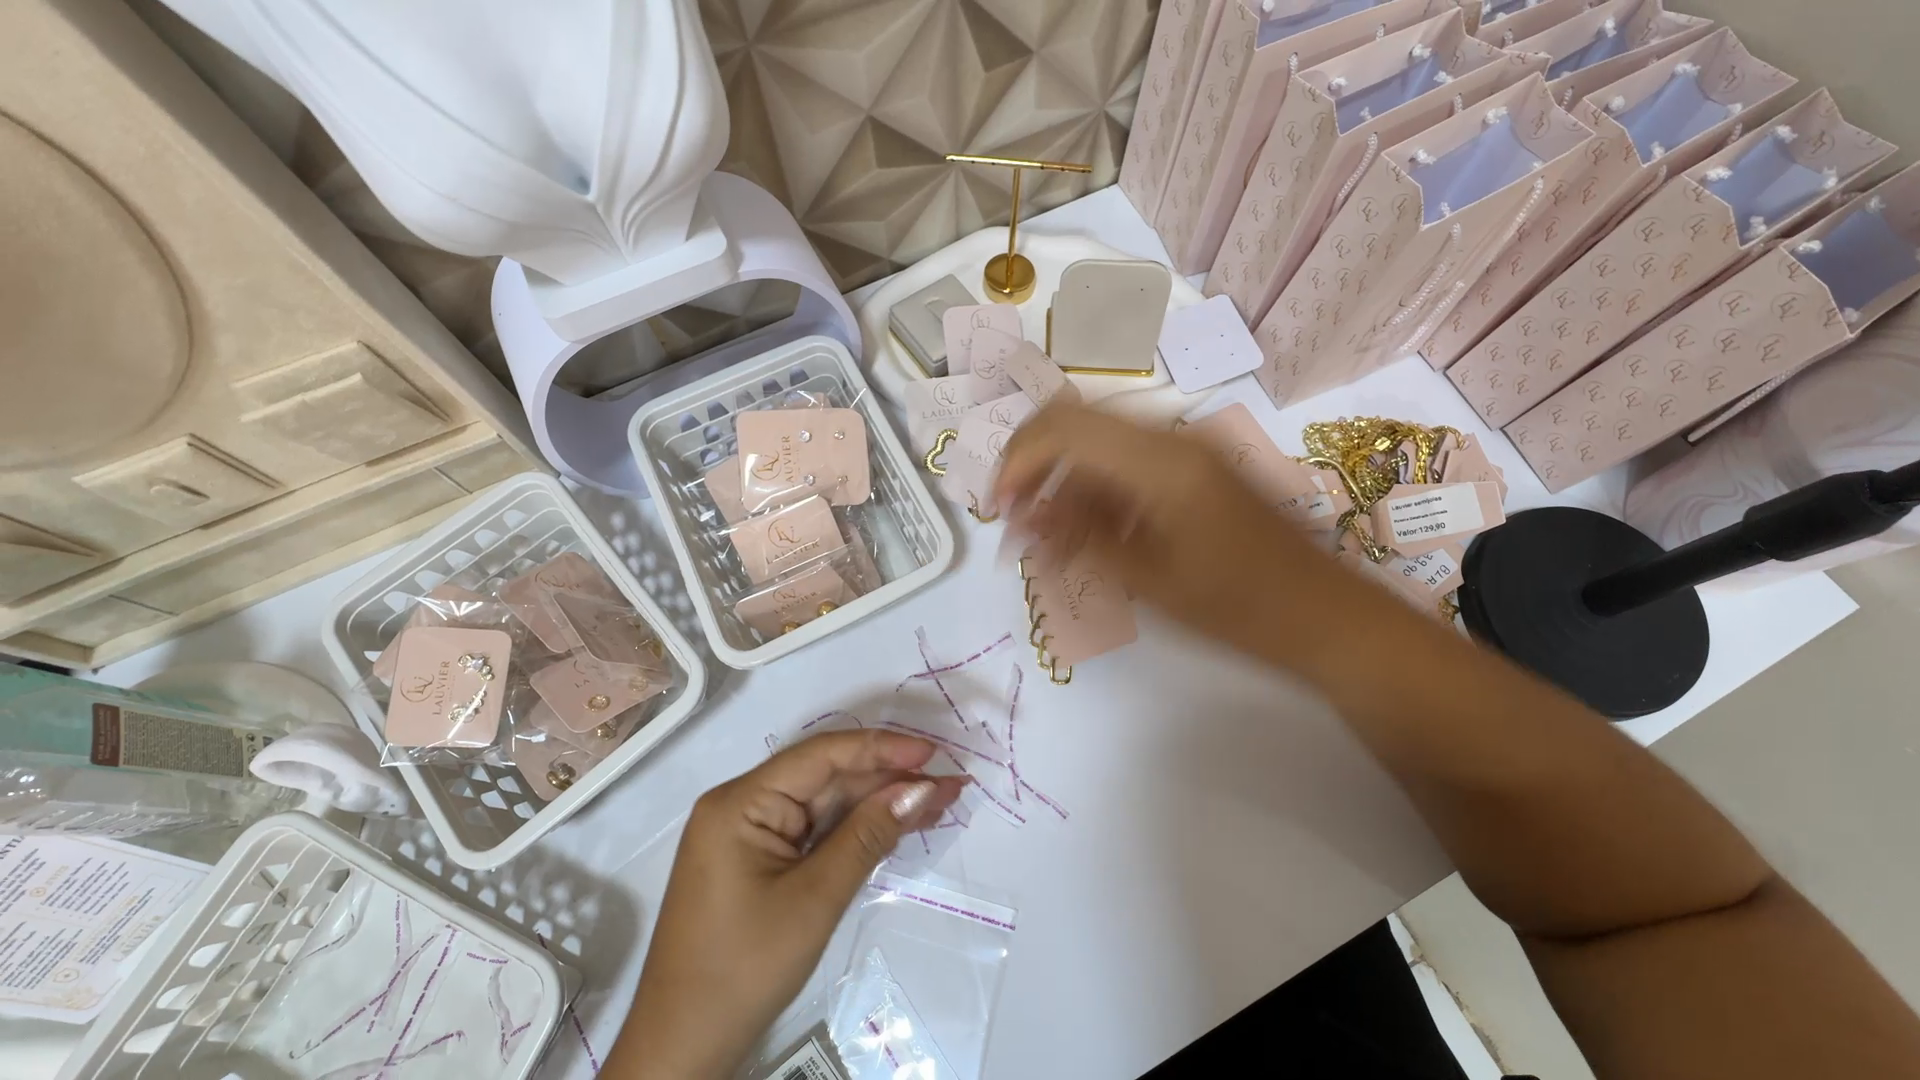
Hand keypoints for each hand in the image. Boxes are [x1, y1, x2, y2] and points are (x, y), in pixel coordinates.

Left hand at [606, 731, 965, 1079]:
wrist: (685, 1043)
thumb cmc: (745, 967)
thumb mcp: (815, 898)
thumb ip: (867, 835)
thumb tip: (918, 790)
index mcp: (741, 802)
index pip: (820, 756)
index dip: (880, 748)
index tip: (931, 755)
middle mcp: (742, 806)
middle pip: (825, 778)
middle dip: (888, 780)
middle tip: (949, 785)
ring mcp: (749, 836)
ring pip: (823, 806)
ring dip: (878, 804)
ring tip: (938, 802)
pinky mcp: (758, 862)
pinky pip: (813, 833)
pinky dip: (854, 831)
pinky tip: (897, 826)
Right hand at [993, 404, 1386, 661]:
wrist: (1328, 615)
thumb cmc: (1242, 607)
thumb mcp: (1149, 580)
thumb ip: (1078, 540)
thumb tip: (1020, 517)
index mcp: (1160, 460)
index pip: (1062, 426)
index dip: (1016, 460)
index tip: (997, 509)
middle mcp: (1171, 439)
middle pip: (1076, 424)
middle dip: (1034, 467)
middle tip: (1015, 522)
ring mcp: (1186, 451)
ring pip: (1098, 443)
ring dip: (1062, 481)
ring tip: (1047, 538)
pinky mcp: (1195, 470)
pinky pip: (1127, 462)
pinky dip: (1095, 491)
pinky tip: (1088, 534)